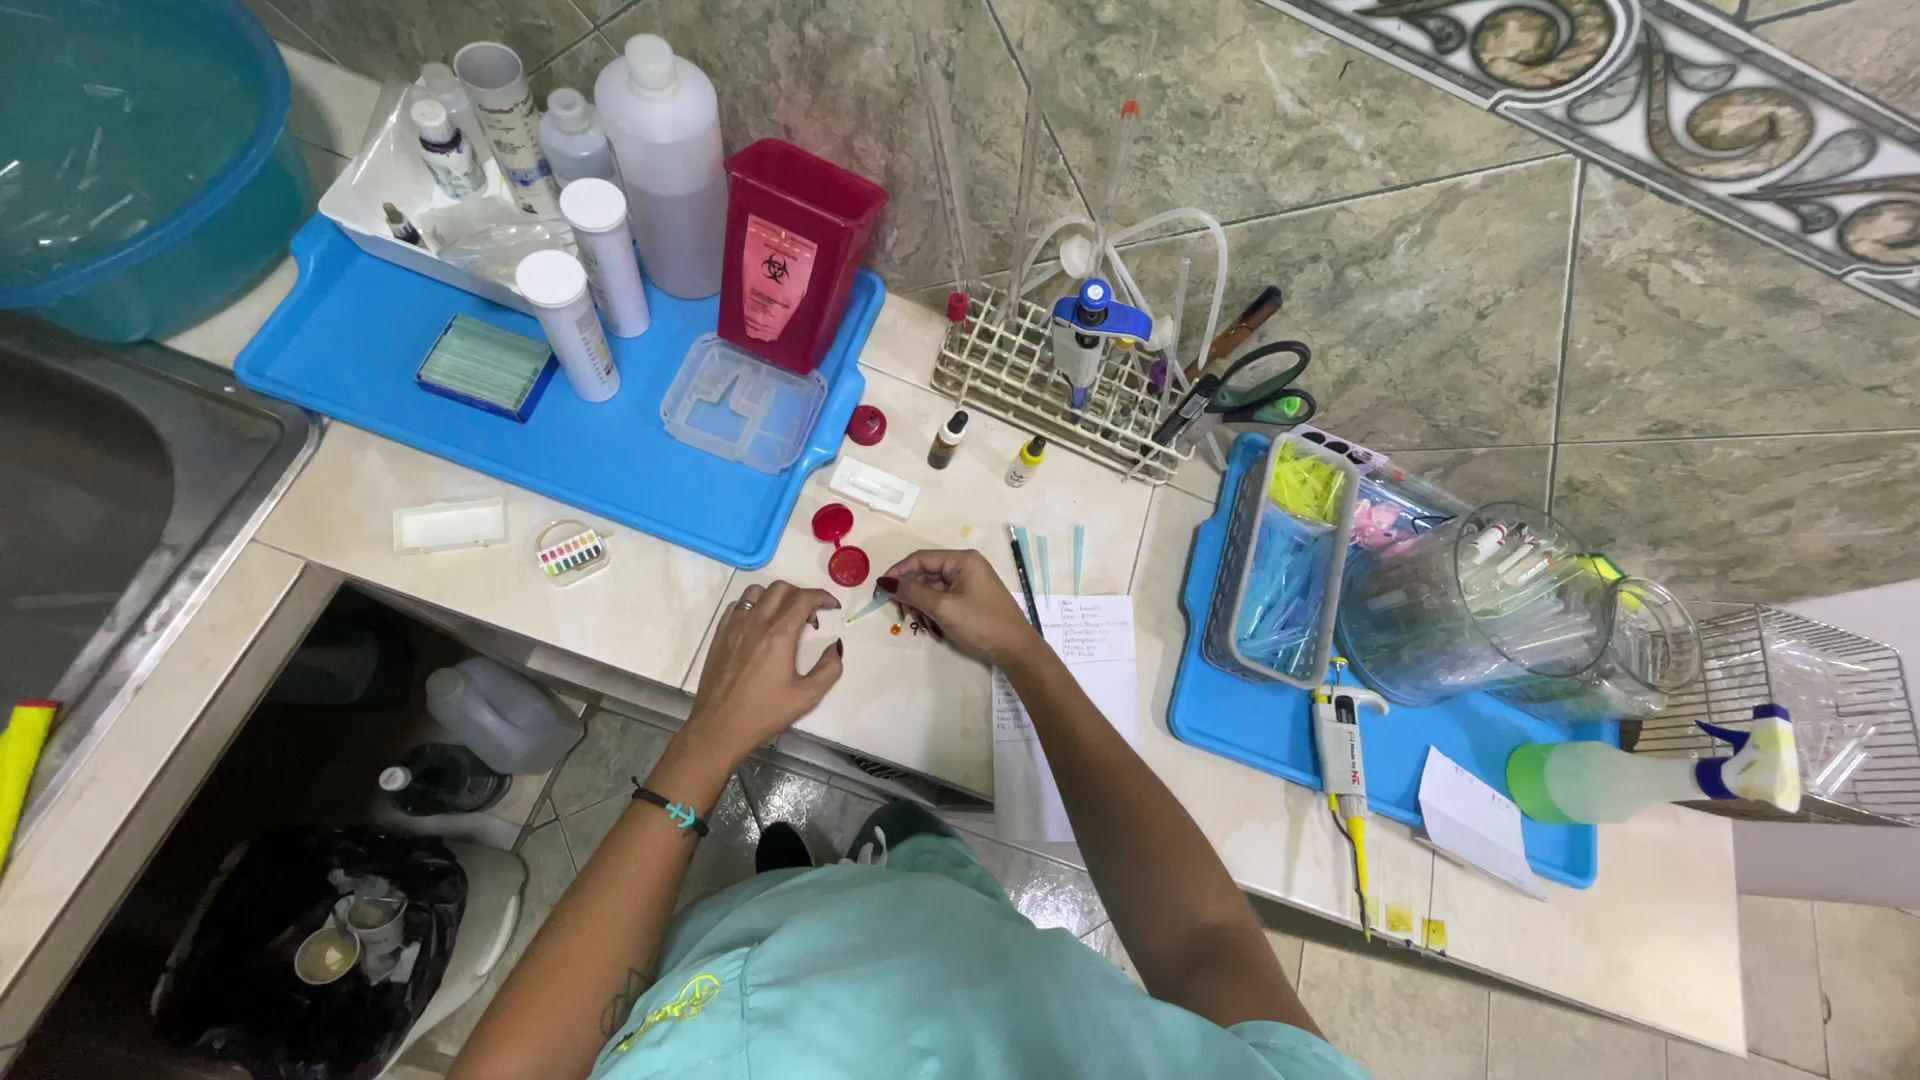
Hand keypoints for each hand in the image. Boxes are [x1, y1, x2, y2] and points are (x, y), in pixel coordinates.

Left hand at [685, 581, 843, 762]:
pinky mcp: (720, 636)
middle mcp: (756, 624)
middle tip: (810, 615)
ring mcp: (734, 627)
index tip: (832, 606)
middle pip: (781, 589)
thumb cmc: (764, 713)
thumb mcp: (806, 696)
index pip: (804, 599)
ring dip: (775, 596)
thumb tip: (836, 647)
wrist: (720, 728)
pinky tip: (758, 623)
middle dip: (801, 594)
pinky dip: (752, 605)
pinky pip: (737, 606)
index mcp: (779, 636)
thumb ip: (829, 669)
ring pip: (756, 592)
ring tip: (784, 615)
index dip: (822, 597)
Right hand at [879, 549, 1043, 666]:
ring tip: (922, 624)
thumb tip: (885, 582)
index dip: (898, 572)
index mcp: (962, 560)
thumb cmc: (981, 624)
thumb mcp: (943, 608)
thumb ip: (912, 593)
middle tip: (904, 614)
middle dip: (911, 594)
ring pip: (932, 589)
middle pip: (925, 574)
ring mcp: (968, 583)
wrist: (1015, 650)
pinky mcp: (970, 599)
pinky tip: (932, 627)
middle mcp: (965, 566)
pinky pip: (943, 599)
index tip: (881, 589)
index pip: (921, 558)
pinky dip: (933, 611)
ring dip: (921, 606)